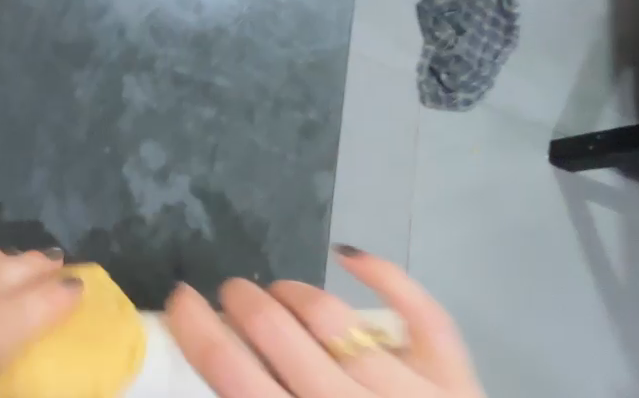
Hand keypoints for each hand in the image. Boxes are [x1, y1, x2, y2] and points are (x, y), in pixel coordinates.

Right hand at [166, 246, 483, 397]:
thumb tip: (217, 372)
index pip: (230, 371)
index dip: (195, 327)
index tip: (180, 300)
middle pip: (273, 328)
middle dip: (239, 301)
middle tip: (231, 298)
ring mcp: (410, 396)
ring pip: (331, 314)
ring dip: (292, 292)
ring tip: (280, 295)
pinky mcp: (459, 385)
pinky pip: (423, 314)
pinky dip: (384, 275)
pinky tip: (346, 255)